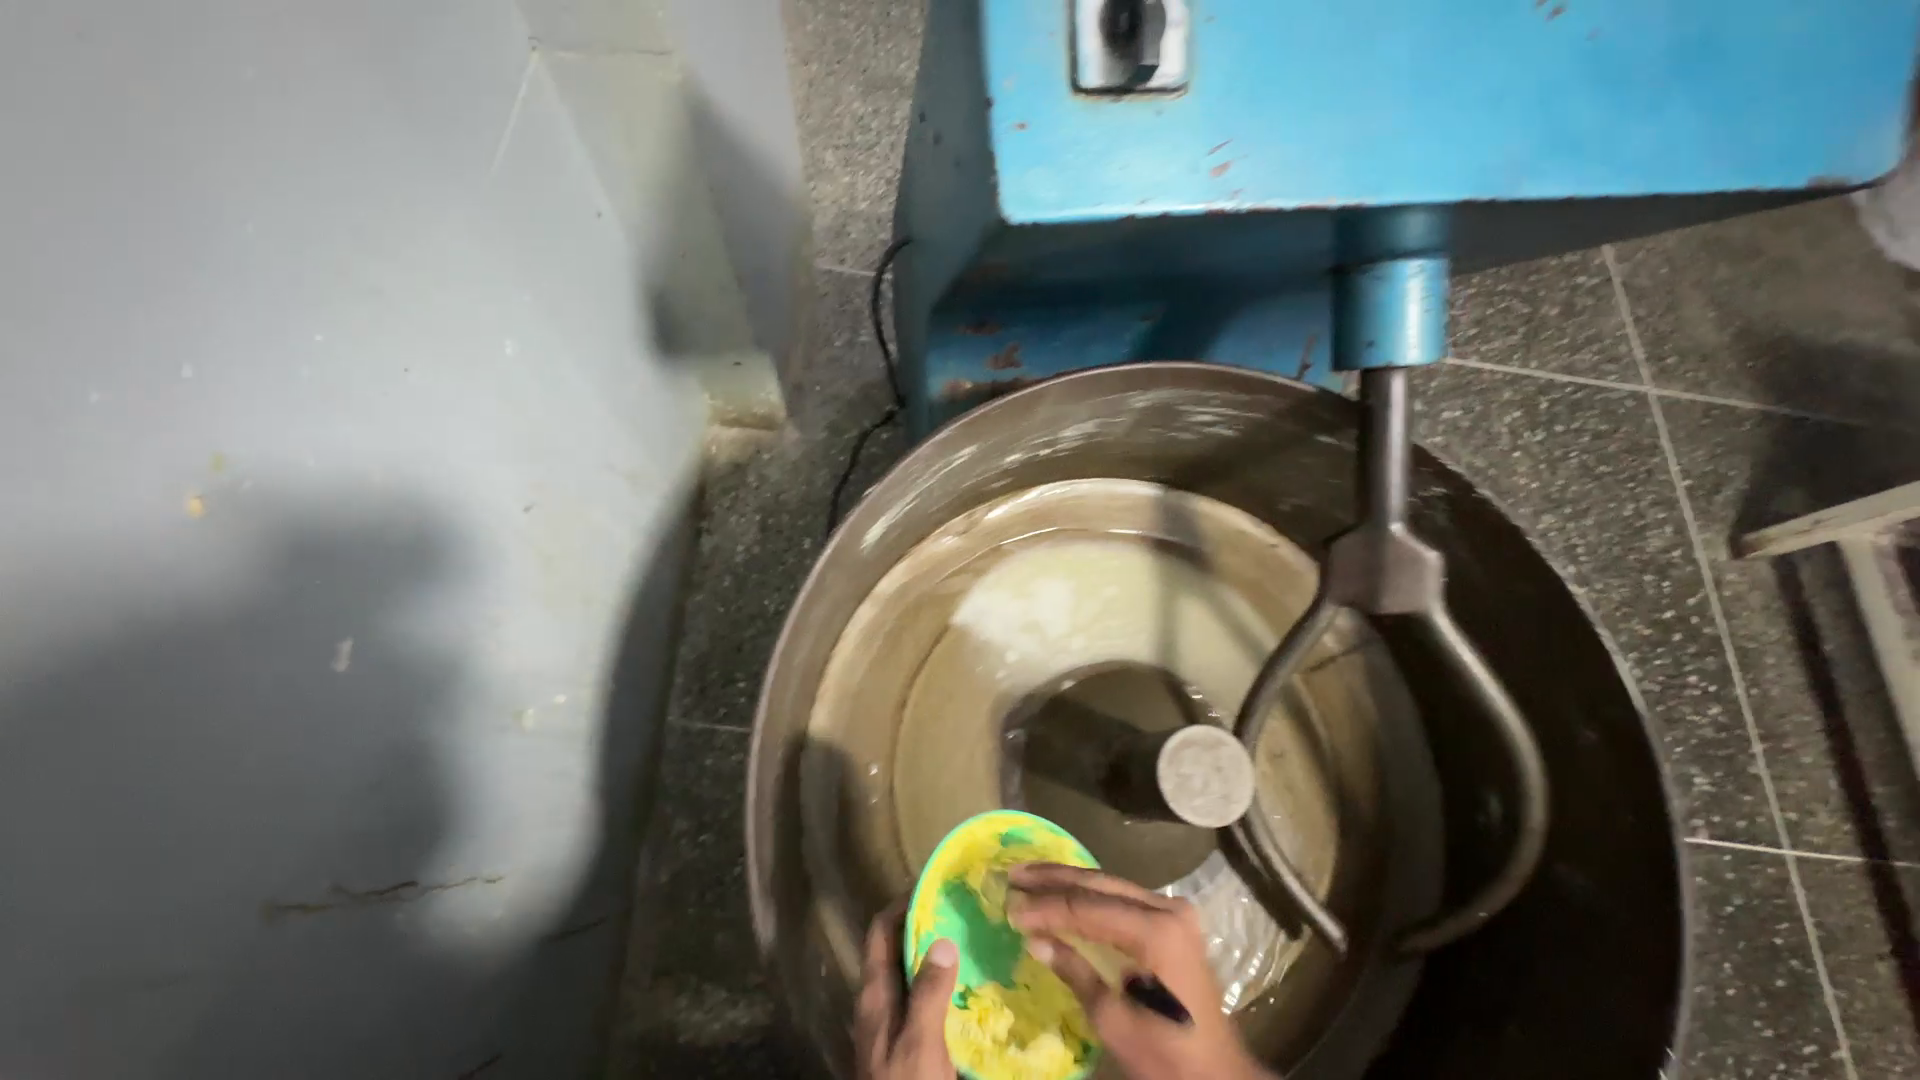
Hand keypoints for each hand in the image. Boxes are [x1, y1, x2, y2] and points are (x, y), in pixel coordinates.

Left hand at [855, 904, 960, 1079]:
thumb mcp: (919, 1041)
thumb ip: (928, 993)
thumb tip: (943, 941)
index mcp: (875, 994)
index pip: (881, 931)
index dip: (903, 905)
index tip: (934, 889)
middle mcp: (880, 1002)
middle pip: (898, 949)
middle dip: (926, 926)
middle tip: (961, 910)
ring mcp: (893, 1021)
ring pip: (913, 973)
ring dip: (937, 955)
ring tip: (971, 939)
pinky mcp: (909, 1039)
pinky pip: (925, 998)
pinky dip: (944, 983)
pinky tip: (971, 984)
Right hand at [1008, 863, 1275, 1079]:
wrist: (1216, 1074)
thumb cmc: (1165, 1053)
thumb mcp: (1112, 1018)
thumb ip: (1075, 970)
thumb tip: (1034, 939)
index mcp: (1156, 931)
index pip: (1087, 908)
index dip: (1045, 908)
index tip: (1010, 909)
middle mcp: (1168, 908)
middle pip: (1099, 885)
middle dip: (1053, 879)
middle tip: (1014, 875)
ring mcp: (1174, 911)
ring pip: (1110, 885)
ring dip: (1068, 883)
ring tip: (1029, 878)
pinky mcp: (1172, 921)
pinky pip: (1123, 898)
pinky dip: (1090, 896)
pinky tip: (1063, 893)